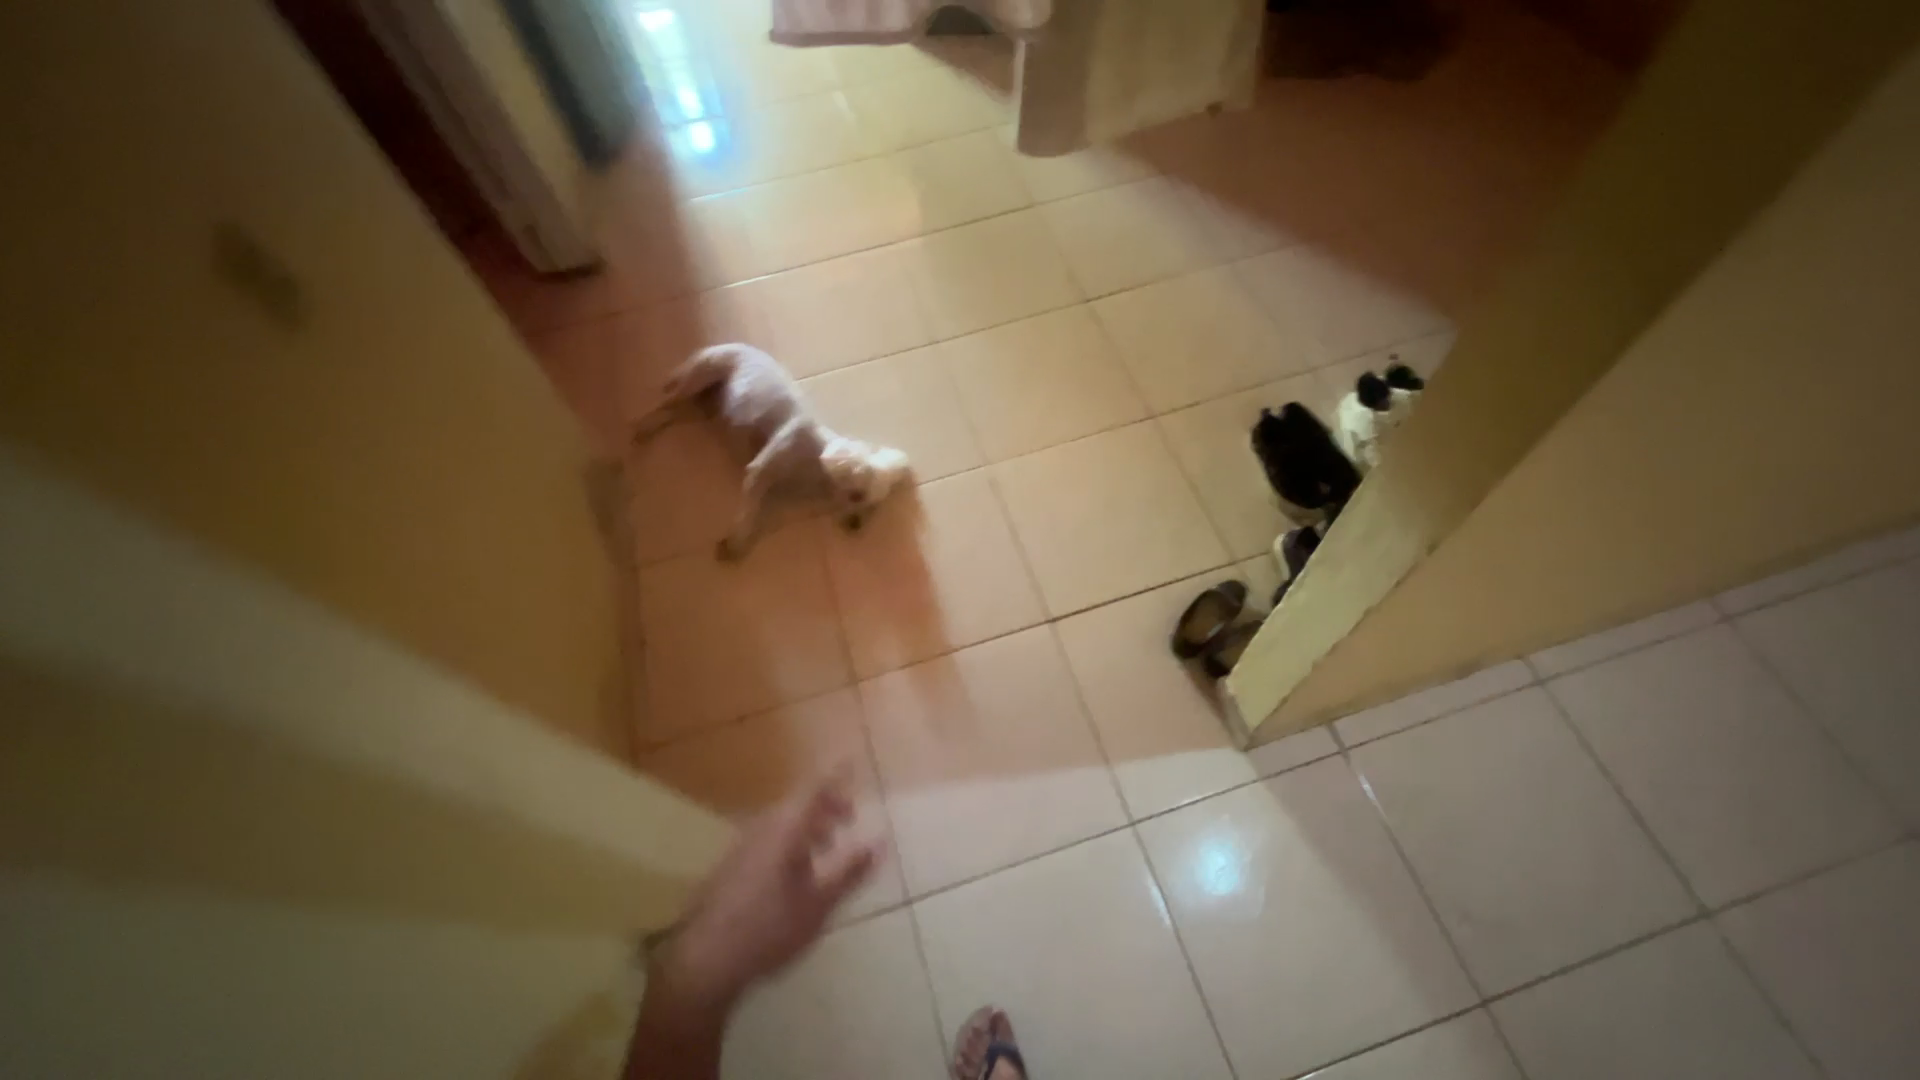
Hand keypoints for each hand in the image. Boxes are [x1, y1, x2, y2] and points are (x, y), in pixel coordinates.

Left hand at [653, 772, 878, 1011]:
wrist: (703, 962)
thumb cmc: (767, 929)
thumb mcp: (818, 904)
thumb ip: (850, 870)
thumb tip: (880, 840)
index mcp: (784, 829)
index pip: (814, 788)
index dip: (835, 775)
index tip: (853, 763)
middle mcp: (761, 828)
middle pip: (797, 803)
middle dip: (825, 806)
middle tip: (849, 820)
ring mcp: (741, 846)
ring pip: (782, 822)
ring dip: (808, 826)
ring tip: (827, 849)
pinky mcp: (730, 866)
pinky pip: (768, 838)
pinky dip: (790, 842)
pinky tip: (796, 874)